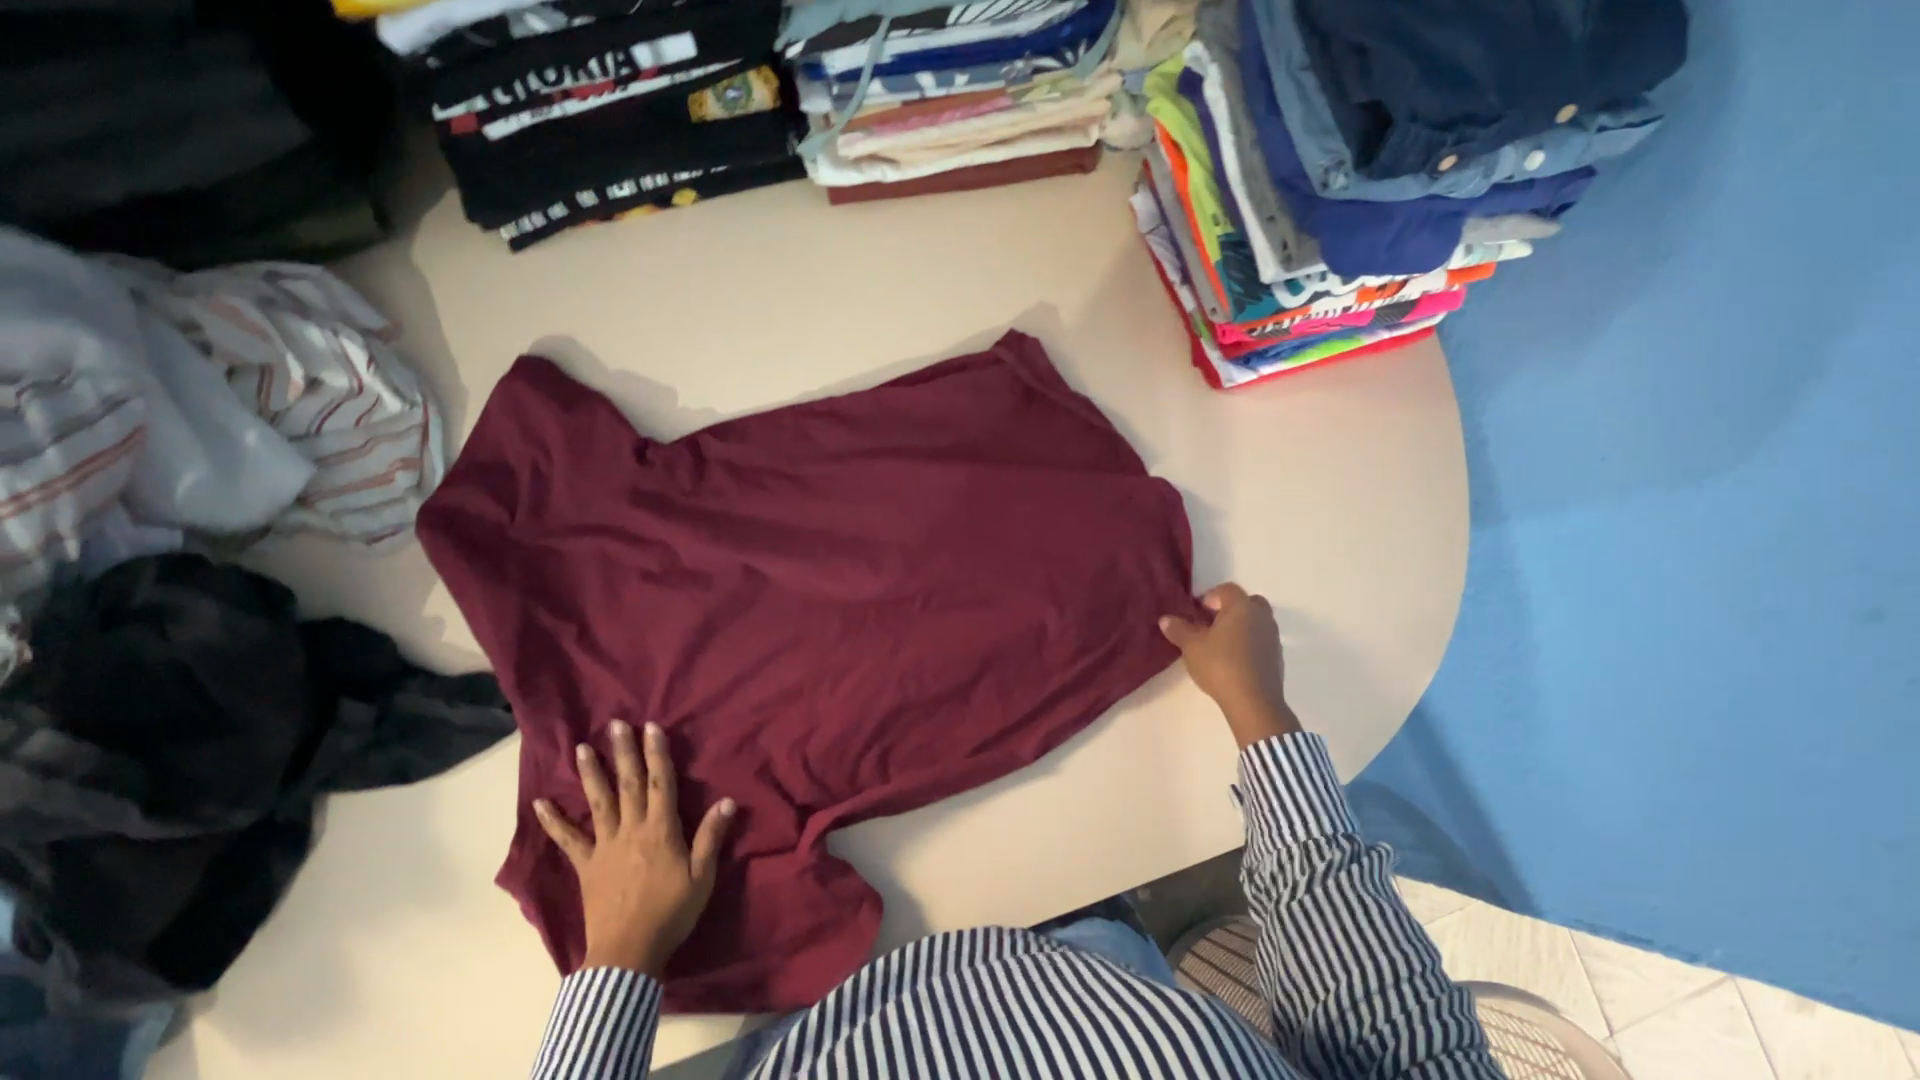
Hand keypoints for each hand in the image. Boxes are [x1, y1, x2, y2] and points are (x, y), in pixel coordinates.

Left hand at [533, 719, 735, 977]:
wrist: (628, 952)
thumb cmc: (671, 913)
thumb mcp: (701, 877)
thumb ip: (711, 837)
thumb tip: (727, 801)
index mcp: (661, 830)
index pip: (660, 783)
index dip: (657, 753)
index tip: (651, 726)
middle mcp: (631, 830)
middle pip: (627, 783)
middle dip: (623, 752)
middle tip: (616, 723)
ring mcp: (604, 846)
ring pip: (598, 802)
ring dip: (591, 773)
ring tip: (582, 748)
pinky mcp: (586, 866)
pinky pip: (568, 840)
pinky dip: (554, 821)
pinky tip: (541, 804)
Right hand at [1160, 583, 1301, 748]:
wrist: (1253, 702)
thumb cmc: (1220, 665)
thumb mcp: (1191, 646)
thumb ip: (1179, 629)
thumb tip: (1166, 619)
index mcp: (1242, 606)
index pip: (1226, 590)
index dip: (1208, 598)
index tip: (1196, 615)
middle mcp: (1262, 616)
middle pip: (1246, 603)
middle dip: (1228, 610)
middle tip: (1210, 626)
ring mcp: (1273, 637)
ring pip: (1255, 622)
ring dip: (1240, 628)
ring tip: (1220, 646)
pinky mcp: (1277, 657)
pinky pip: (1260, 641)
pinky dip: (1248, 645)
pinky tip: (1233, 662)